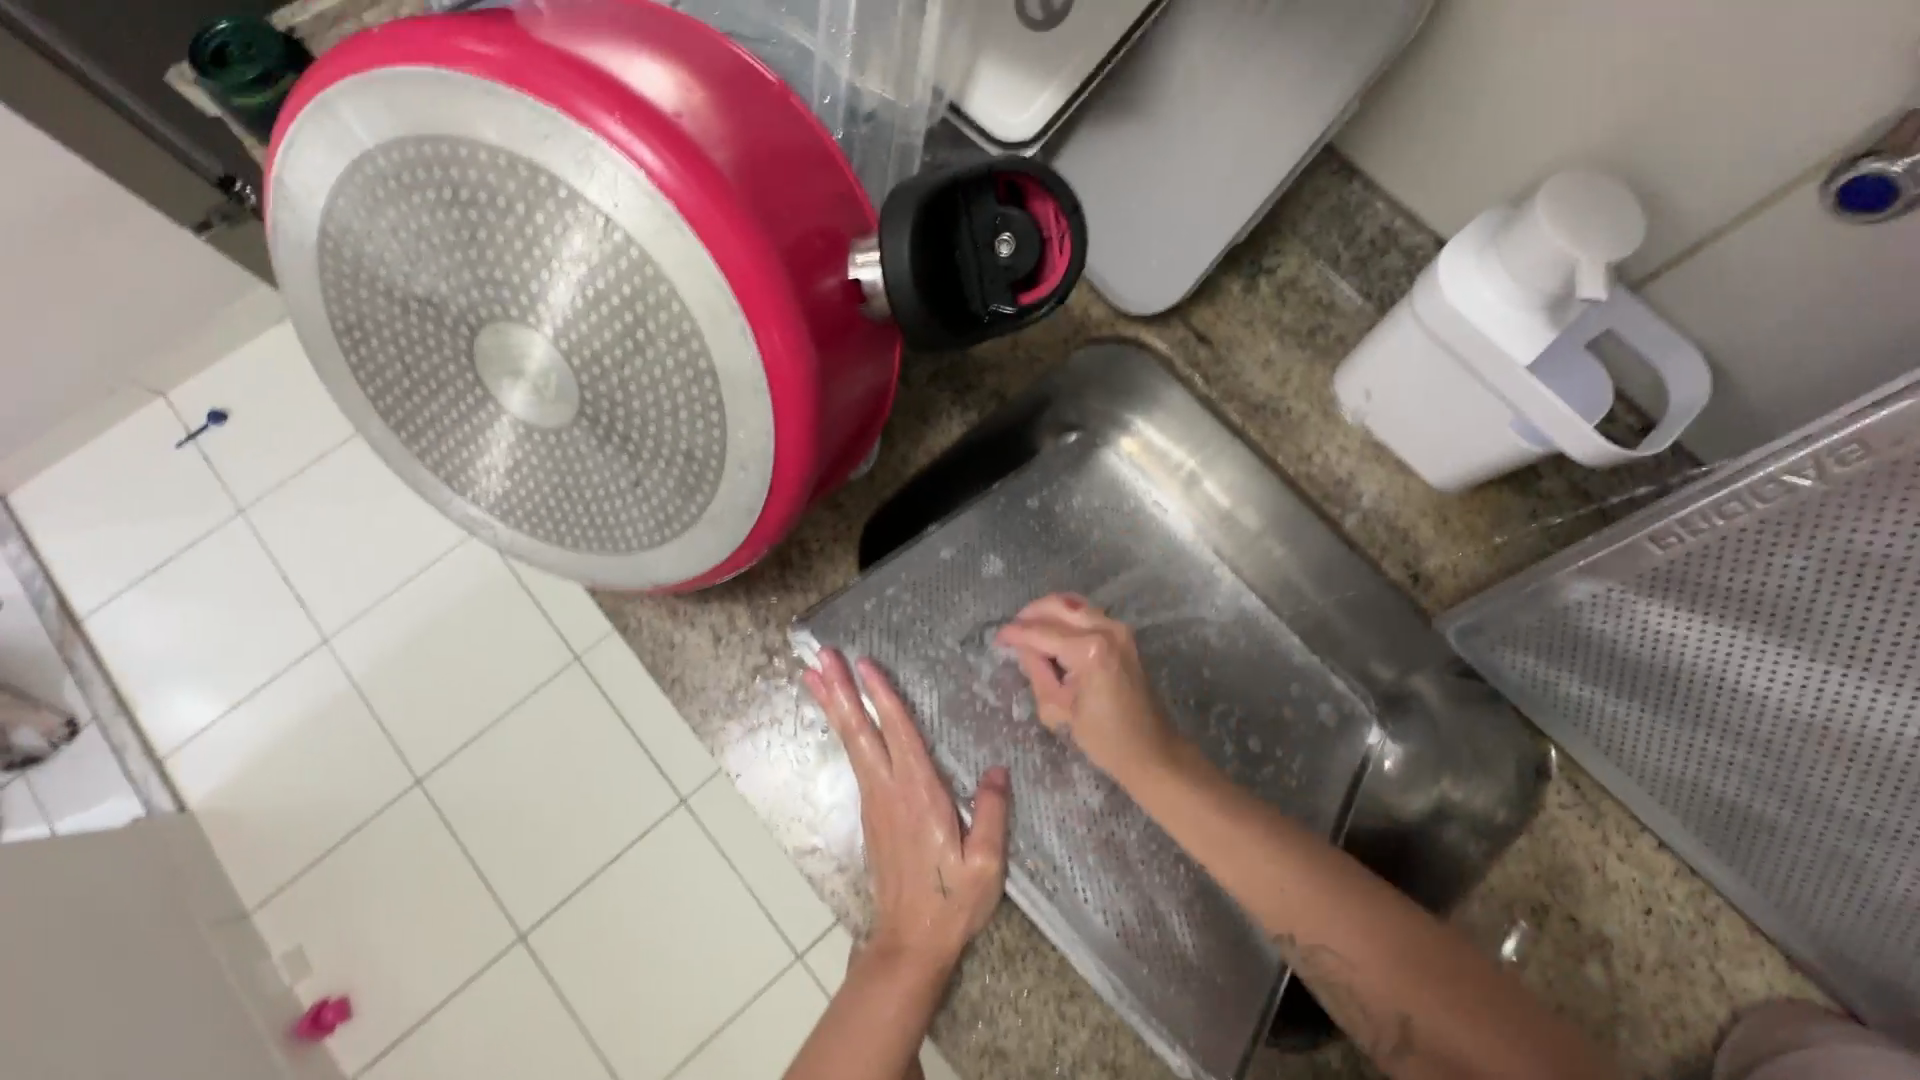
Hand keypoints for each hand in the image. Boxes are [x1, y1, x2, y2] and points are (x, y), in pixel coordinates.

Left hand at [803, 649, 1009, 977]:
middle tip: (820, 656)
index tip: (864, 664)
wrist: (910, 941)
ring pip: (851, 743)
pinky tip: (842, 719)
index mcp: (920, 795)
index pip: (899, 734)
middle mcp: (890, 791)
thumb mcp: (987, 864)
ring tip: (815, 676)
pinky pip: (855, 759)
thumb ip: (993, 813)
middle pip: (860, 731)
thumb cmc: (952, 902)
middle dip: (841, 691)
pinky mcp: (872, 814)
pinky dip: (844, 731)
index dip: (882, 697)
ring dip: (834, 706)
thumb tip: (997, 770)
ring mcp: (875, 802)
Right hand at [996, 593, 1181, 784]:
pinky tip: (1052, 635)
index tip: (997, 638)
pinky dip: (1066, 619)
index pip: (1041, 632)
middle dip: (1030, 615)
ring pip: (1073, 605)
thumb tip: (1023, 647)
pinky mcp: (1124, 635)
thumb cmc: (1103, 738)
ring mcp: (1118, 629)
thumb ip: (1037, 670)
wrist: (1149, 748)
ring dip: (1049, 614)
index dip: (1015, 634)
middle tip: (1012, 632)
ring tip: (1029, 633)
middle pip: (1058, 605)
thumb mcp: (1057, 708)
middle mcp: (1106, 629)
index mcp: (1089, 650)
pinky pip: (1087, 614)